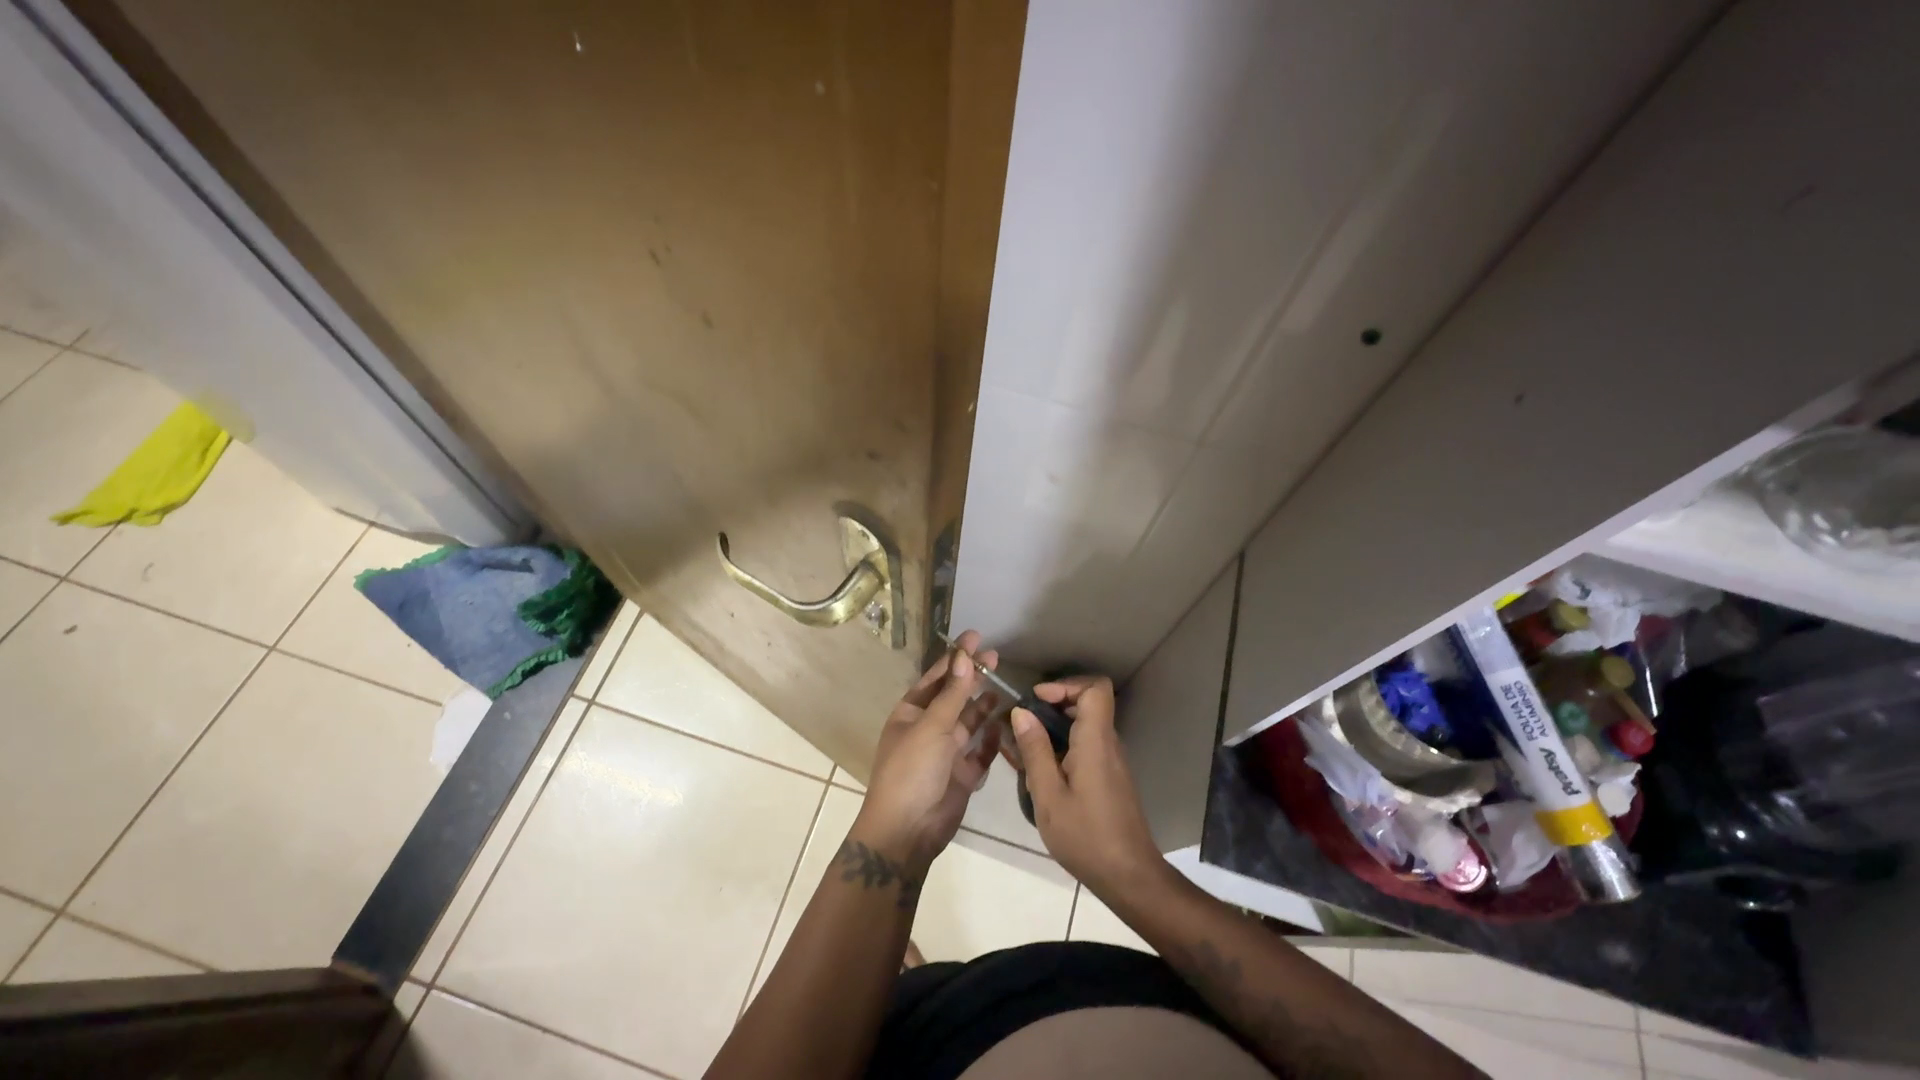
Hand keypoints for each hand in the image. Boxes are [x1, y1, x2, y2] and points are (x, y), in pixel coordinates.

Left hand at [850, 630, 1001, 875]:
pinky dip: (992, 740)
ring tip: (1005, 687)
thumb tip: (964, 656)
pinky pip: (981, 752)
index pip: (937, 679)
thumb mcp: (932, 727)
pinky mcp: (962, 775)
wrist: (908, 830)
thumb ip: (953, 694)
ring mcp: (946, 753)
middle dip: (974, 678)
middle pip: (955, 698)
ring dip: (984, 706)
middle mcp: (928, 729)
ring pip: (969, 723)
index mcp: (911, 714)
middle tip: (997, 657)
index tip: (976, 637)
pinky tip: (1006, 725)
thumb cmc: (912, 771)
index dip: (956, 658)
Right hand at [1010, 675, 1170, 902]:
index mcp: (1096, 742)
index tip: (1036, 700)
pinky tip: (1041, 773)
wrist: (1128, 875)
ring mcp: (1112, 762)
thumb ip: (1035, 751)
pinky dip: (1063, 748)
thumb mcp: (1048, 796)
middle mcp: (1109, 744)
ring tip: (1024, 750)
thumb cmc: (1085, 836)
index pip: (1095, 689)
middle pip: (1088, 704)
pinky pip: (1087, 748)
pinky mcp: (1110, 778)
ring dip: (1055, 729)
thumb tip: (1021, 713)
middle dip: (1052, 706)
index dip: (1066, 684)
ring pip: (1085, 727)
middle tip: (1022, 724)